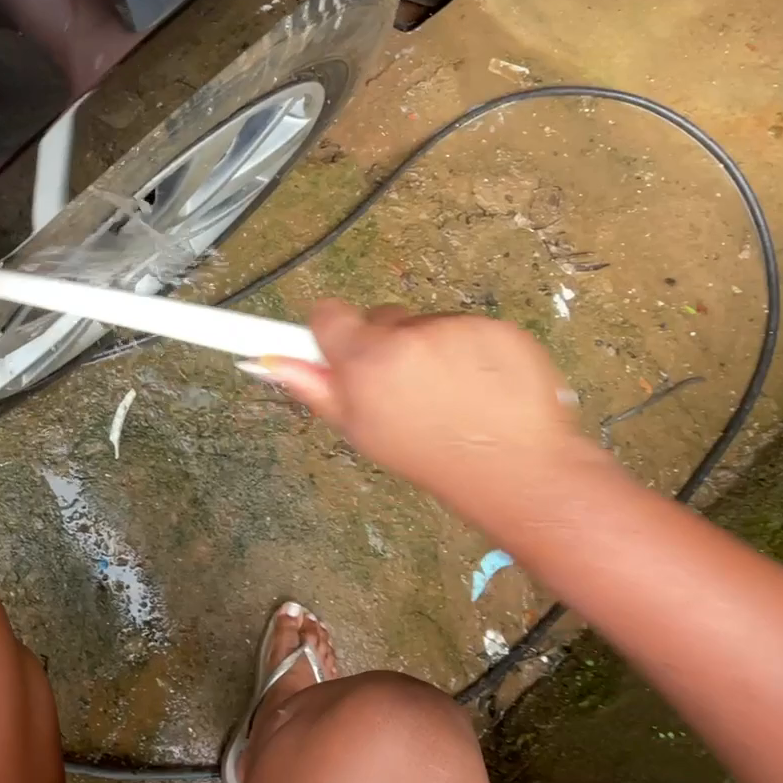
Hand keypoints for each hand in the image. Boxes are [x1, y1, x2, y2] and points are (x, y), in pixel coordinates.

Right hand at [255, 301, 596, 505]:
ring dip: (428, 348)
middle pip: (379, 317)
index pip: (328, 313)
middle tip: (401, 386)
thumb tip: (269, 362)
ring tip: (446, 393)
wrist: (512, 468)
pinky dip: (470, 350)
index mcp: (365, 360)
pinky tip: (478, 385)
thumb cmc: (426, 454)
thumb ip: (315, 388)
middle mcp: (407, 335)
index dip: (331, 329)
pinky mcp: (495, 327)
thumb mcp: (359, 429)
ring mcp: (455, 328)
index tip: (337, 344)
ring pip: (425, 323)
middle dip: (385, 343)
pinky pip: (467, 326)